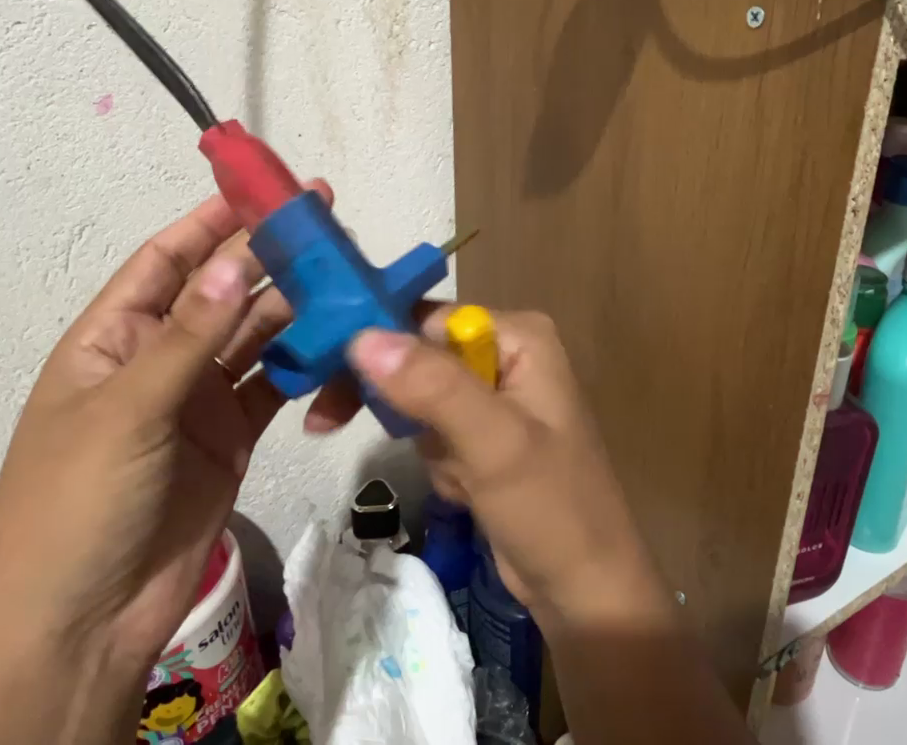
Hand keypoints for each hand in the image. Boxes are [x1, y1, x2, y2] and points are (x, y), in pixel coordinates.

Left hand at [0, 188, 360, 744]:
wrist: (80, 625)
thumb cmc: (75, 505)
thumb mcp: (126, 412)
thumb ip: (189, 336)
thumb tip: (236, 259)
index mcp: (110, 340)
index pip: (165, 263)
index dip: (211, 224)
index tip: (265, 192)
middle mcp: (157, 360)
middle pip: (220, 296)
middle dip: (267, 262)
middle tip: (328, 230)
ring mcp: (197, 401)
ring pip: (253, 339)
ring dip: (292, 311)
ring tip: (344, 280)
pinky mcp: (232, 439)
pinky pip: (273, 388)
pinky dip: (303, 367)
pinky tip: (336, 344)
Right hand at [346, 312, 670, 626]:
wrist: (584, 588)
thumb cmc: (550, 509)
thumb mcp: (494, 443)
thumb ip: (433, 387)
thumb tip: (362, 336)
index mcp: (519, 336)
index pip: (426, 319)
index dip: (374, 343)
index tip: (322, 371)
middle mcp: (507, 353)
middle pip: (416, 354)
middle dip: (389, 399)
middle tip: (326, 423)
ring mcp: (495, 396)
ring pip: (417, 396)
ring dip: (421, 442)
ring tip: (460, 480)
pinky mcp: (483, 436)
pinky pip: (432, 432)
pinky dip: (436, 462)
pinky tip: (466, 491)